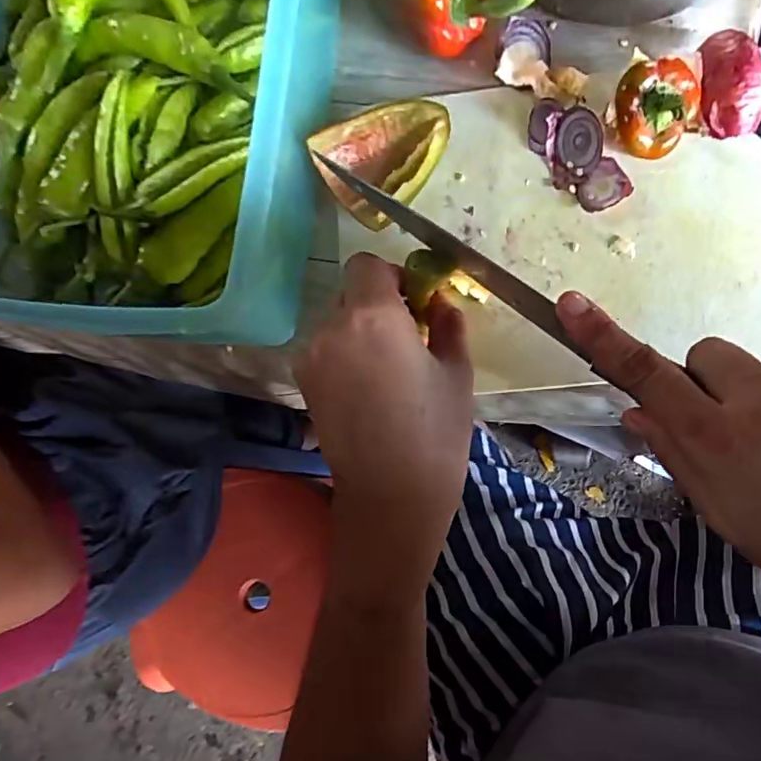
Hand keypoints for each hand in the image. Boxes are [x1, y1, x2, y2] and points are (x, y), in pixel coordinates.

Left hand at [297, 254, 474, 592]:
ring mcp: (311, 359)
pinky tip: (367, 393)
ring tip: (386, 375)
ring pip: (335, 325)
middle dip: (377, 307)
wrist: (391, 495)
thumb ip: (447, 325)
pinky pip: (324, 353)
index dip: (391, 277)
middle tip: (405, 341)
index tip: (413, 304)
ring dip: (359, 334)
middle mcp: (332, 329)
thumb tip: (439, 302)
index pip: (368, 265)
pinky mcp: (304, 386)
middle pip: (350, 295)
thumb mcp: (457, 373)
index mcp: (374, 318)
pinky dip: (344, 358)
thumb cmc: (435, 434)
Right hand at [559, 292, 760, 660]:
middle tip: (727, 432)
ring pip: (758, 371)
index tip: (572, 304)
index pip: (649, 377)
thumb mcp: (727, 516)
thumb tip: (640, 414)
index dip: (605, 340)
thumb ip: (680, 458)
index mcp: (721, 440)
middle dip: (703, 383)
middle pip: (705, 354)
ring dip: (756, 399)